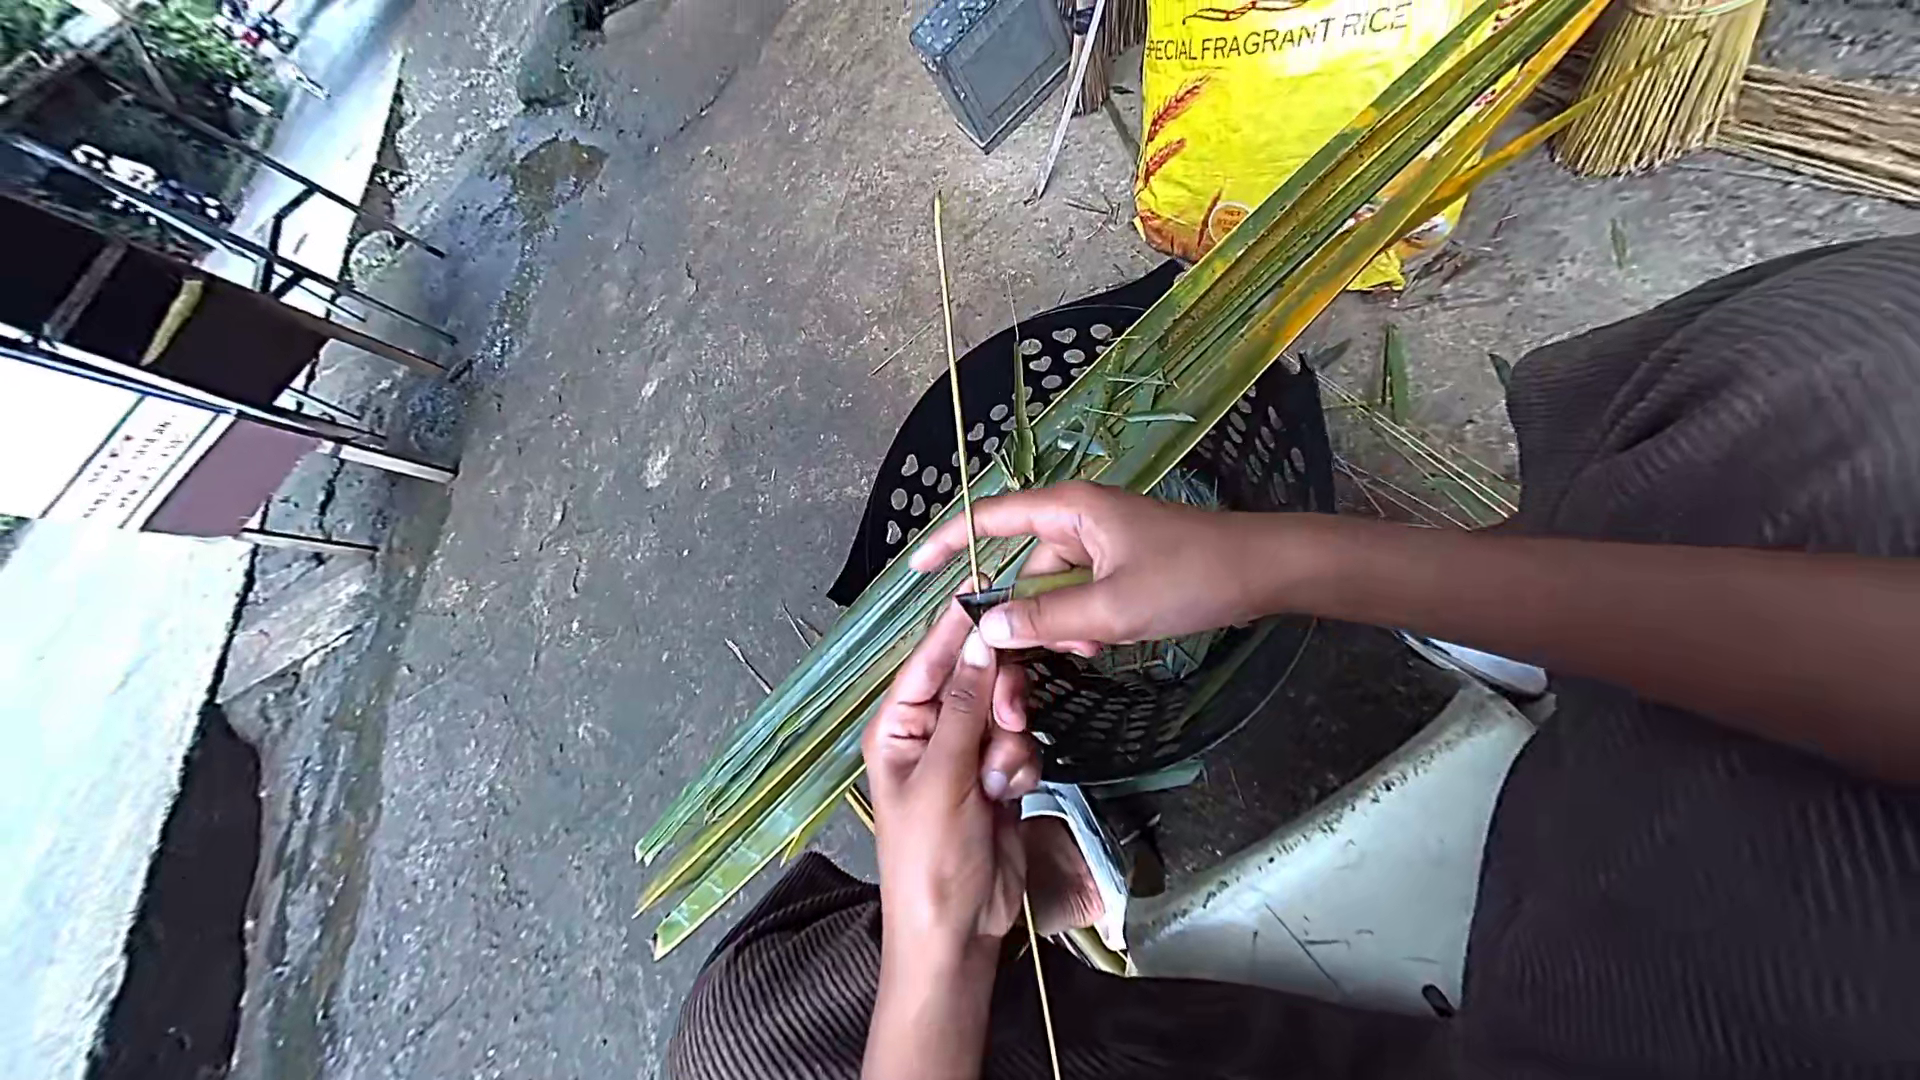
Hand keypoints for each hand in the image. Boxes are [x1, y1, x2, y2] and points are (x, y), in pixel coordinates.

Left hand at [862, 599, 1041, 958]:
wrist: (963, 930)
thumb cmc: (932, 859)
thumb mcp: (944, 777)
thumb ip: (966, 706)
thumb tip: (979, 640)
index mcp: (899, 724)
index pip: (928, 661)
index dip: (955, 627)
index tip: (983, 589)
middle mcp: (932, 729)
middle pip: (975, 678)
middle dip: (997, 697)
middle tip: (1008, 716)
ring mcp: (967, 749)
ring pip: (1004, 707)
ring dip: (1010, 740)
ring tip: (1000, 777)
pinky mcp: (997, 768)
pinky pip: (1019, 739)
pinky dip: (1020, 762)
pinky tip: (1009, 792)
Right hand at [909, 481, 1280, 652]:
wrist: (1264, 572)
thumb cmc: (1190, 576)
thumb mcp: (1113, 607)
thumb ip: (1046, 619)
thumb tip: (987, 627)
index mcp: (1066, 510)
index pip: (990, 518)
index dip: (949, 541)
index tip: (917, 568)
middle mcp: (1075, 520)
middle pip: (1023, 568)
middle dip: (1026, 612)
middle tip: (1037, 654)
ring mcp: (1097, 541)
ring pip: (1052, 588)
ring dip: (1060, 623)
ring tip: (1091, 645)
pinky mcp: (1116, 562)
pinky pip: (1078, 592)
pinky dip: (1081, 620)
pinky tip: (1102, 640)